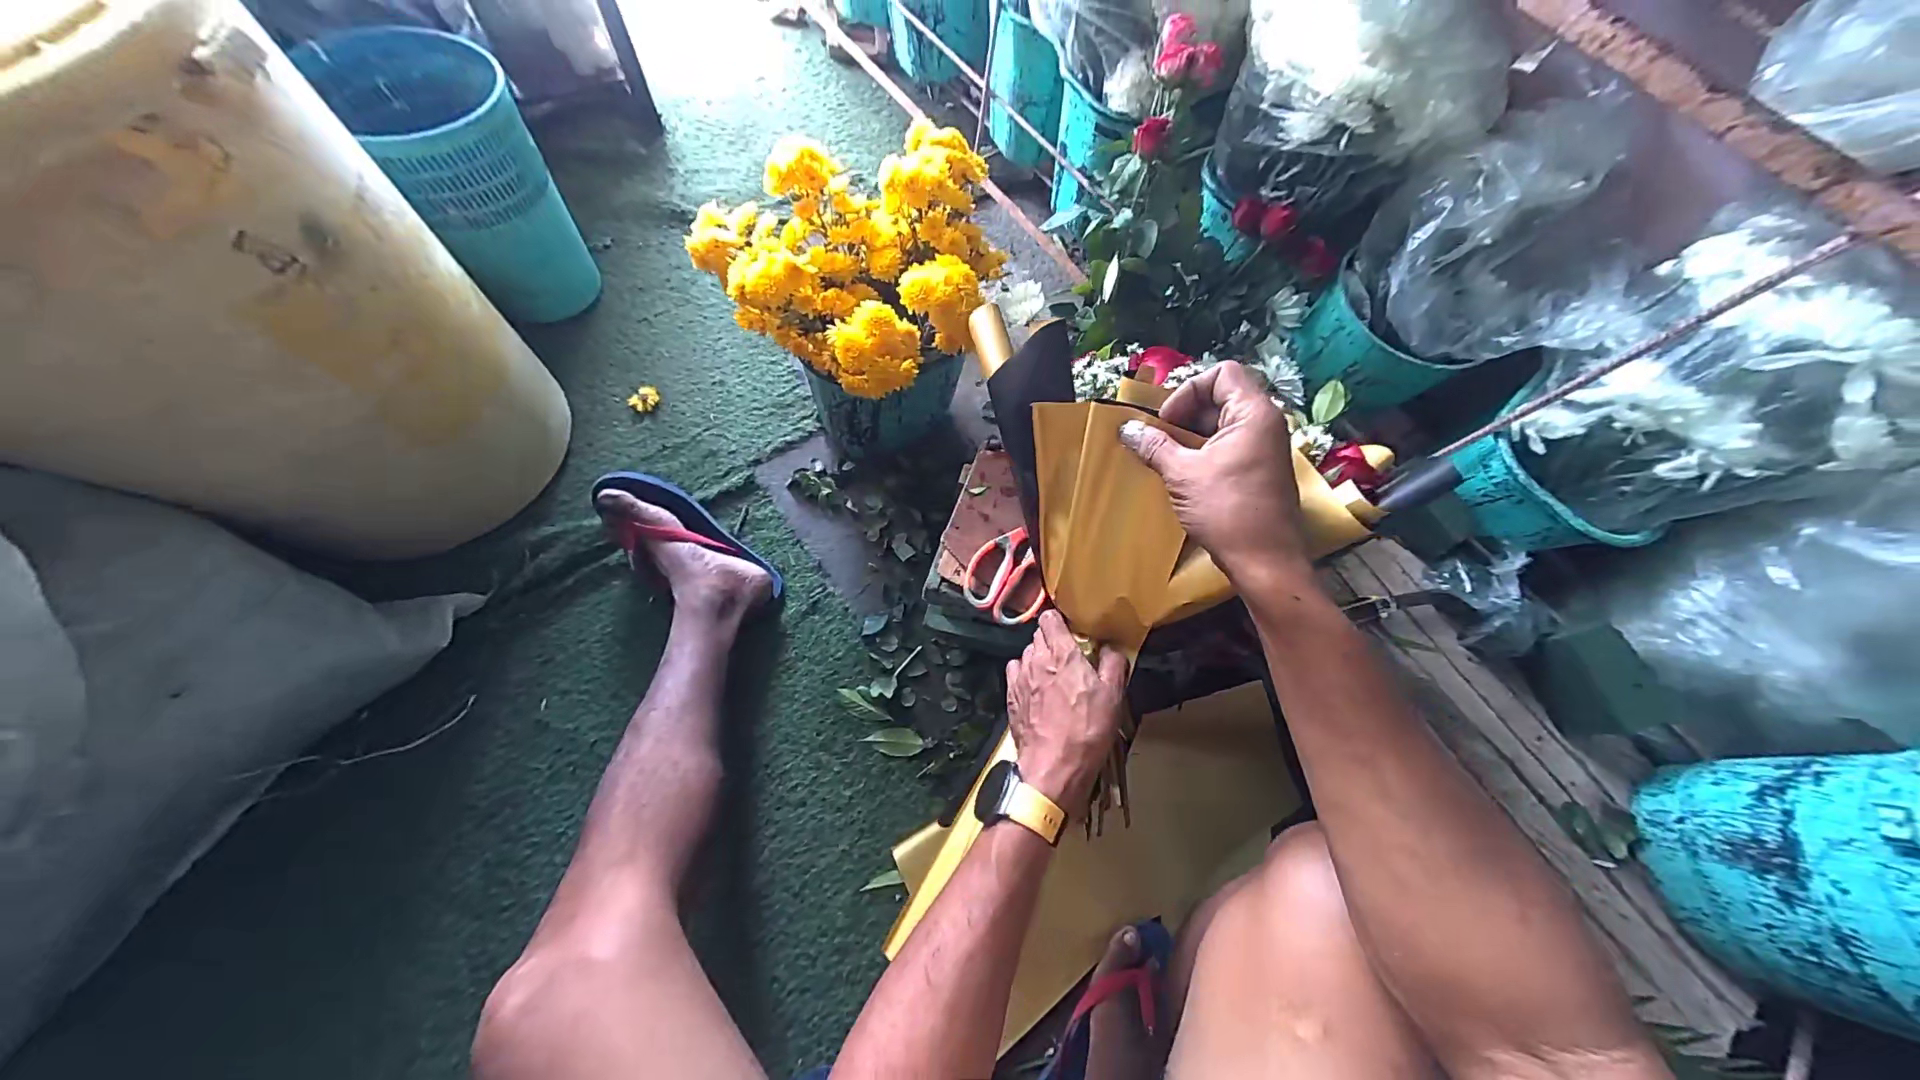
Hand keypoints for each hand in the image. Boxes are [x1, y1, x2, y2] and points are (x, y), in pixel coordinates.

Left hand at [1004, 609, 1128, 809]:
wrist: (1055, 766)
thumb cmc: (1086, 730)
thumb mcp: (1114, 695)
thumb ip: (1114, 663)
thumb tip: (1112, 649)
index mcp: (1061, 653)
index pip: (1050, 618)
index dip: (1060, 620)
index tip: (1071, 628)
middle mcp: (1036, 660)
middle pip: (1038, 635)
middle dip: (1053, 640)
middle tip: (1070, 656)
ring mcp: (1020, 678)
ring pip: (1027, 654)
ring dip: (1040, 659)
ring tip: (1056, 676)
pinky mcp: (1011, 697)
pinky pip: (1016, 674)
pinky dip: (1026, 676)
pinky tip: (1039, 690)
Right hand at [1118, 362, 1312, 586]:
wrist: (1264, 561)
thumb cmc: (1228, 511)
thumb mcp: (1182, 474)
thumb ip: (1153, 446)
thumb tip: (1127, 429)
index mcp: (1253, 414)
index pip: (1221, 373)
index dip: (1187, 390)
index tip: (1168, 421)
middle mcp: (1265, 425)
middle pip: (1220, 397)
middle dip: (1184, 414)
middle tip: (1160, 439)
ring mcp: (1265, 449)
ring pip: (1221, 424)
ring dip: (1190, 436)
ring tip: (1166, 459)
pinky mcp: (1259, 471)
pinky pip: (1228, 447)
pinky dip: (1203, 453)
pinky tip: (1183, 476)